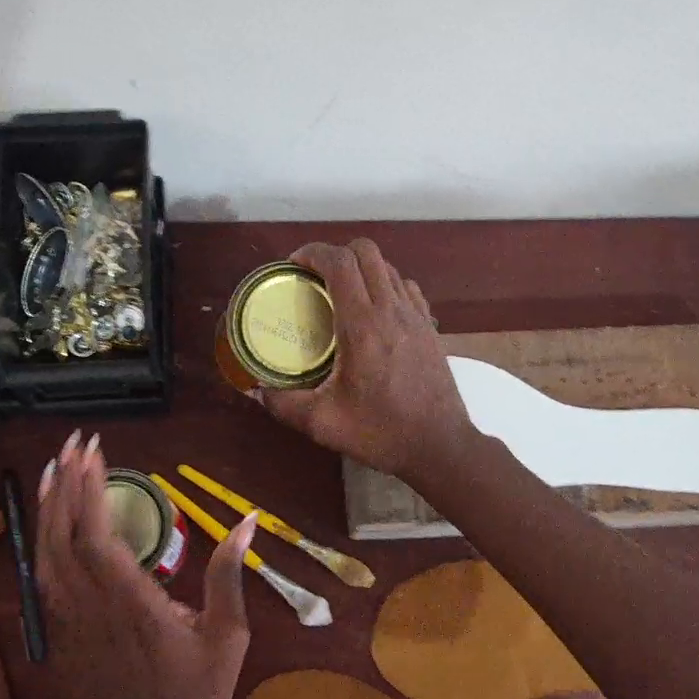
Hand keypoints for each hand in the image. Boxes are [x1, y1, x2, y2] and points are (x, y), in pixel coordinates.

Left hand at [24, 431, 254, 698]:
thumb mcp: (228, 641)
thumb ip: (230, 576)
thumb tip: (246, 518)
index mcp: (132, 605)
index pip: (96, 533)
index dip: (87, 487)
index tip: (91, 449)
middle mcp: (88, 611)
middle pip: (61, 537)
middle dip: (63, 484)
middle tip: (71, 444)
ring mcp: (65, 630)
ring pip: (43, 559)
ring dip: (46, 511)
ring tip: (53, 472)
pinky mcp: (56, 645)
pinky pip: (42, 586)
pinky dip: (41, 546)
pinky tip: (48, 530)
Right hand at [258, 239, 472, 480]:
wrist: (440, 446)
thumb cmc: (381, 432)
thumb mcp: (323, 424)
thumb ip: (284, 404)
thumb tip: (258, 390)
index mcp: (362, 325)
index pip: (340, 263)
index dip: (313, 252)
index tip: (294, 266)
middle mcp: (391, 310)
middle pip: (365, 251)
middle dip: (336, 253)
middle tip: (315, 277)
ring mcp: (415, 316)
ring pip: (387, 267)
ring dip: (361, 269)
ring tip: (341, 293)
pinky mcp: (430, 328)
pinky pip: (405, 288)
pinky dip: (385, 286)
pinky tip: (374, 312)